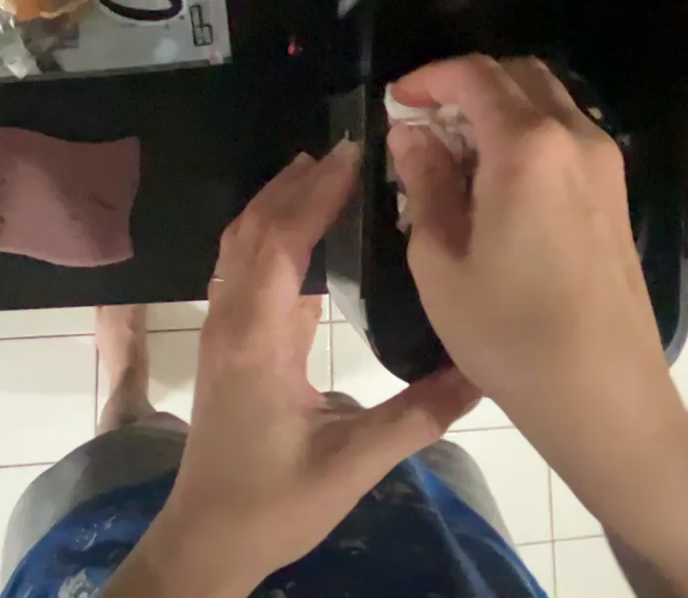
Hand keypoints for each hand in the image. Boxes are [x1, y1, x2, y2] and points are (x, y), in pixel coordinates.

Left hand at [117, 142, 480, 596]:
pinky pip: (242, 265)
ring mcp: (223, 326)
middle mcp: (232, 318)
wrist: (207, 538)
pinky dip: (268, 231)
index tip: (352, 156)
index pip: (282, 241)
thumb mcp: (351, 464)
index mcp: (257, 337)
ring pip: (240, 242)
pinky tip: (301, 231)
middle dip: (295, 183)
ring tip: (318, 171)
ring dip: (276, 201)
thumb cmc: (272, 503)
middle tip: (344, 150)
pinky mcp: (228, 338)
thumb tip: (481, 375)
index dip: (315, 194)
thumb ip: (416, 418)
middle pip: (254, 228)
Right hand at [387, 55, 678, 430]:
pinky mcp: (615, 190)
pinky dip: (526, 130)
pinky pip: (566, 131)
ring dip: (497, 106)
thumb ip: (424, 182)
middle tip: (424, 121)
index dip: (428, 77)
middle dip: (464, 85)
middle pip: (515, 74)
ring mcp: (604, 162)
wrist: (606, 398)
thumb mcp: (440, 260)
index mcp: (527, 148)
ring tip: (456, 151)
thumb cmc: (509, 335)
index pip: (473, 75)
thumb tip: (410, 134)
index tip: (396, 100)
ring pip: (545, 98)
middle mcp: (574, 138)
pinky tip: (497, 178)